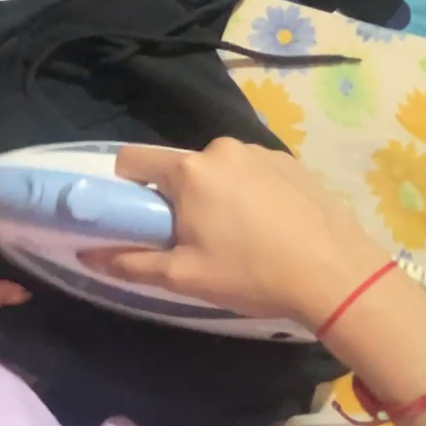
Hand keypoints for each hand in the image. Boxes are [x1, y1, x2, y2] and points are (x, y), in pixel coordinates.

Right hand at [79, 139, 389, 328]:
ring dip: (213, 193)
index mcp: (188, 170)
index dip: (125, 186)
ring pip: (215, 169)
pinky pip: (249, 171)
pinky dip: (247, 191)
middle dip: (176, 196)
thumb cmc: (252, 274)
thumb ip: (129, 262)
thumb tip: (87, 256)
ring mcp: (259, 151)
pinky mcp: (290, 162)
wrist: (339, 277)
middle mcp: (219, 149)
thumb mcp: (183, 276)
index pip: (131, 159)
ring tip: (238, 234)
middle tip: (195, 237)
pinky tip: (269, 225)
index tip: (141, 217)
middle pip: (176, 166)